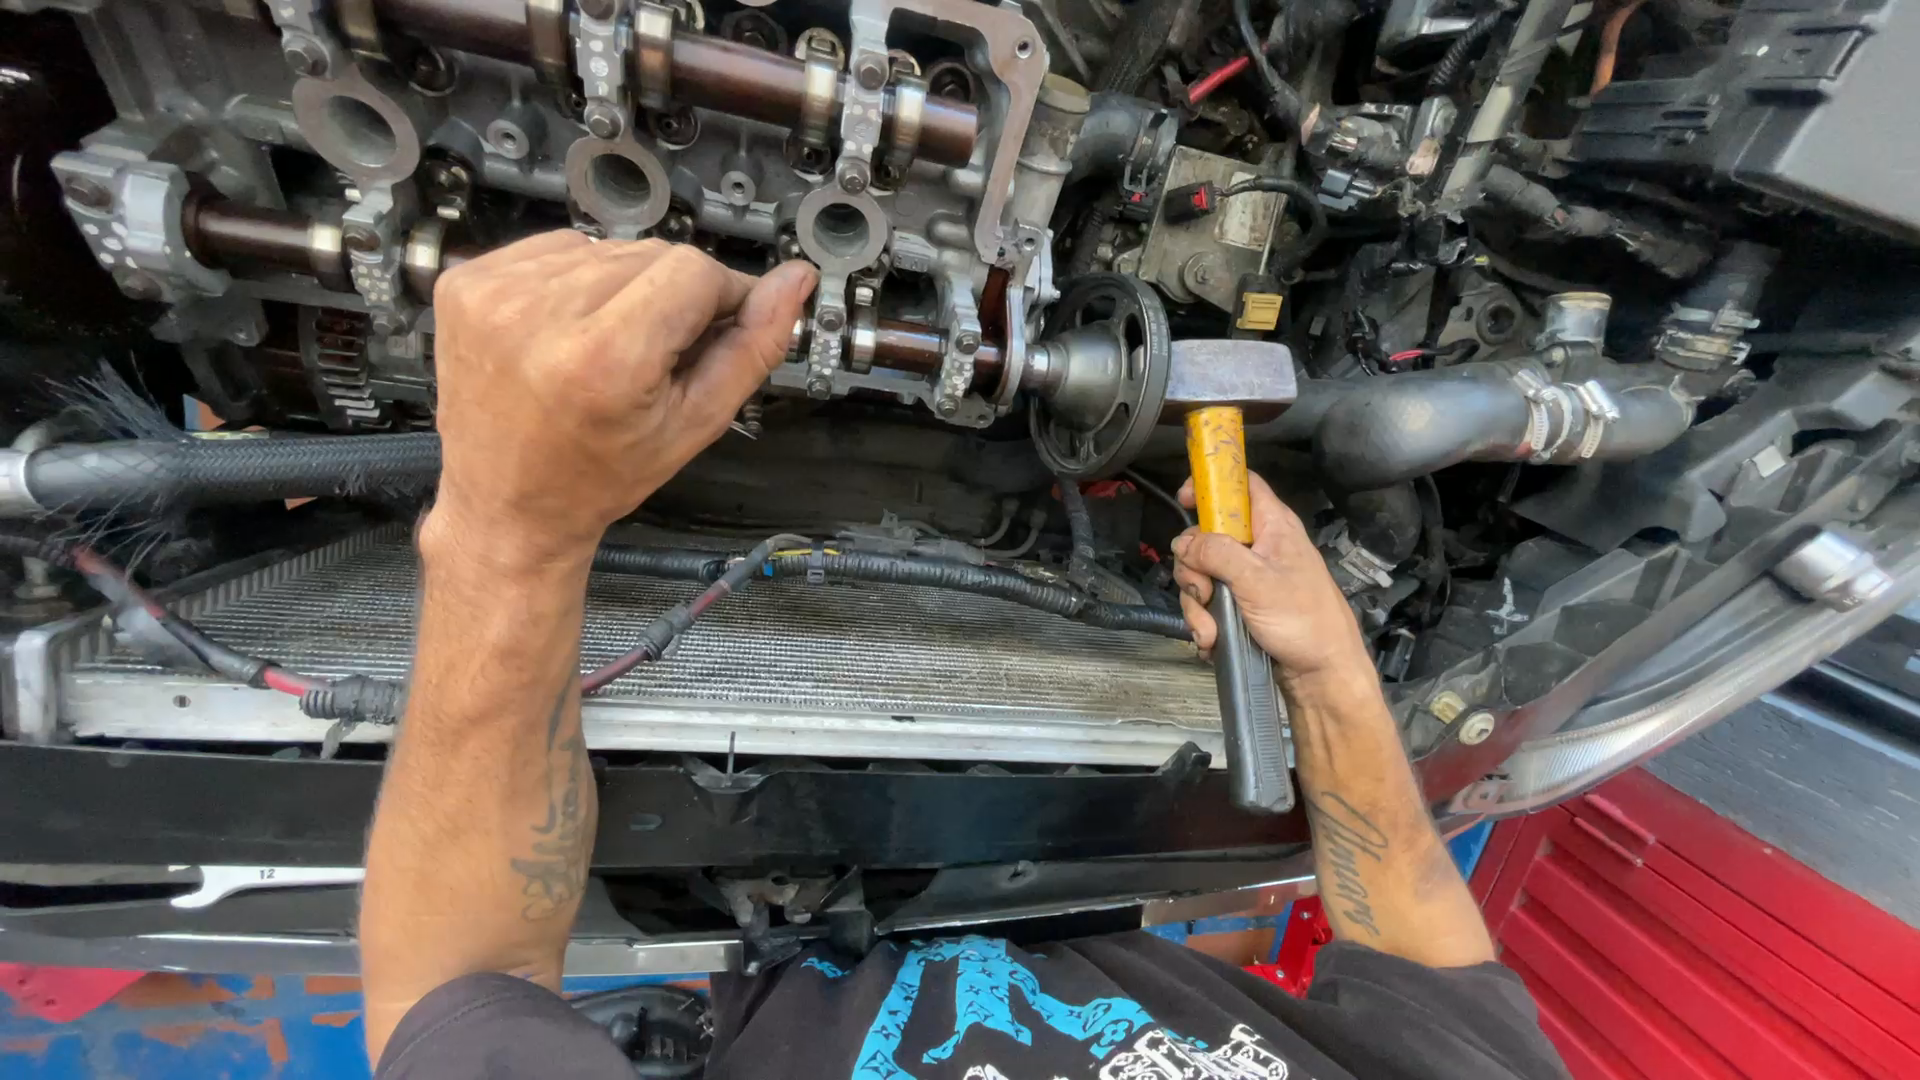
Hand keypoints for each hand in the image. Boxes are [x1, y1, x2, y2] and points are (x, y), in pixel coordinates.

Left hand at [422, 232, 816, 564]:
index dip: (724, 295)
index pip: (695, 271)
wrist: (509, 503)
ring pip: (610, 247)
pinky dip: (584, 280)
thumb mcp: (695, 423)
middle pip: (654, 253)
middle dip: (677, 296)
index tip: (725, 325)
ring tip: (618, 346)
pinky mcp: (469, 280)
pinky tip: (580, 329)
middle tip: (665, 353)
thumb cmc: (602, 476)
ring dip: (631, 287)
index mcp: (605, 359)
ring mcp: (496, 291)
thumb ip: (751, 349)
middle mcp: (540, 313)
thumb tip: (791, 285)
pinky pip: (560, 249)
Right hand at [1171, 473, 1370, 684]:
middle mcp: (1258, 547)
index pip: (1241, 485)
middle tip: (1203, 590)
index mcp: (1272, 527)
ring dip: (1197, 604)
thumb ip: (1217, 553)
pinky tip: (1212, 639)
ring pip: (1201, 574)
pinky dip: (1204, 622)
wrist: (1321, 675)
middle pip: (1206, 536)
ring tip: (1211, 630)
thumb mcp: (1257, 581)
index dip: (1212, 484)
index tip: (1185, 500)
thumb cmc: (1304, 621)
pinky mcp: (1239, 605)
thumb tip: (1183, 542)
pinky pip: (1207, 603)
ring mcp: (1247, 578)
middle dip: (1193, 567)